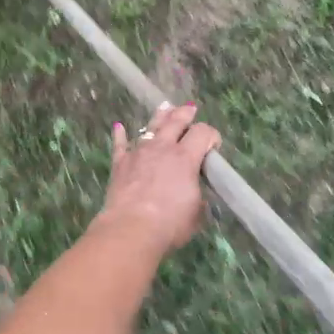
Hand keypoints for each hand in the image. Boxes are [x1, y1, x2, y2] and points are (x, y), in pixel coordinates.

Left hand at [92, 102, 220, 254]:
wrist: (132, 226)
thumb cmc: (170, 223)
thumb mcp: (196, 212)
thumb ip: (197, 195)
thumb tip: (194, 190)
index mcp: (185, 158)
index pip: (202, 133)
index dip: (211, 134)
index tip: (214, 144)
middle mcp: (162, 148)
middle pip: (175, 122)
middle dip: (185, 114)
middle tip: (190, 108)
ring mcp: (138, 152)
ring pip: (149, 128)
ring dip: (158, 117)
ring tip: (164, 107)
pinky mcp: (120, 162)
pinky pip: (120, 144)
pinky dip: (120, 135)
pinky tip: (119, 127)